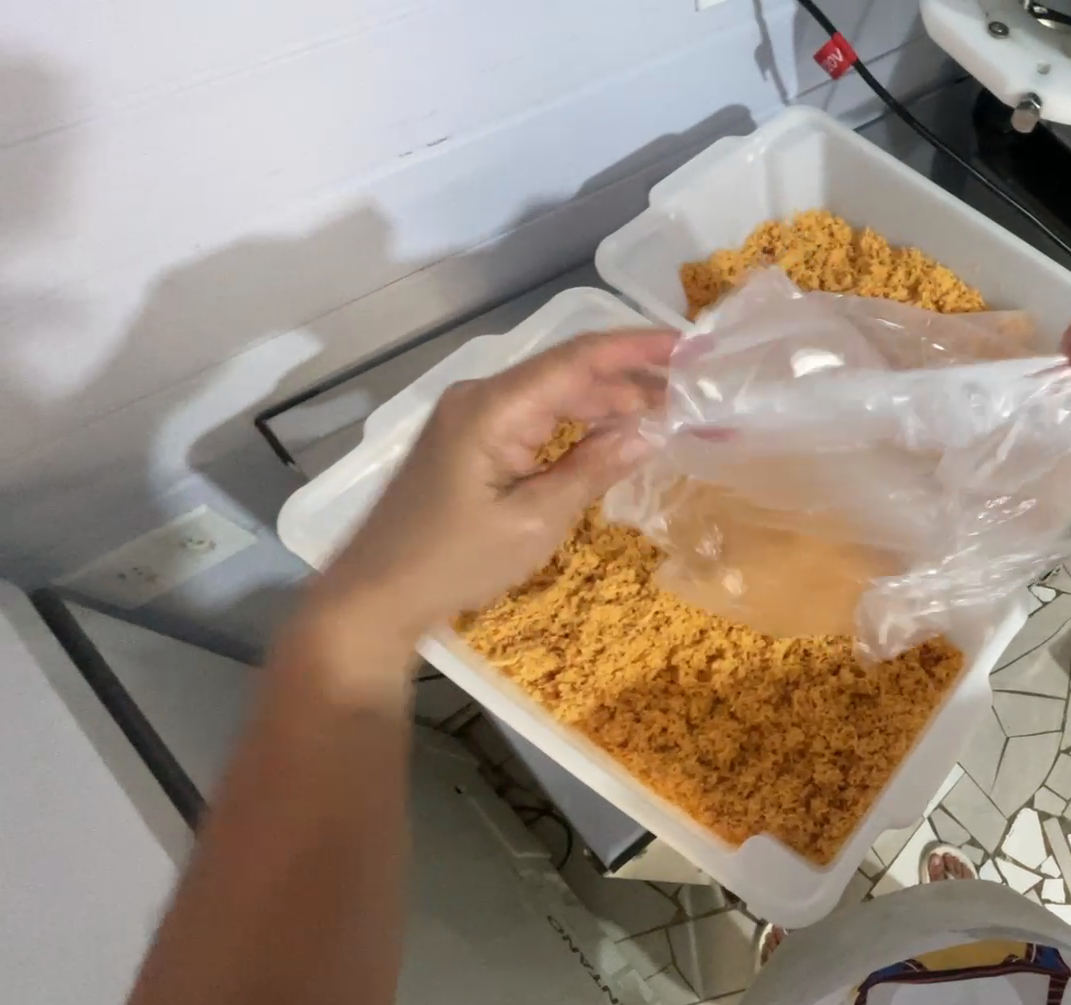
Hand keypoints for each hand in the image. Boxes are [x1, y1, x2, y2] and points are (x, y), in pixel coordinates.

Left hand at [312, 330, 676, 641]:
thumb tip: (651, 433)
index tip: (688, 346)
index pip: (577, 361)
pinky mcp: (478, 440)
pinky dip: (585, 422)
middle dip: (633, 378)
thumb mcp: (536, 519)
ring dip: (612, 401)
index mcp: (494, 408)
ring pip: (558, 394)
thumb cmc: (456, 559)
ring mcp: (477, 417)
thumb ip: (594, 469)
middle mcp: (483, 398)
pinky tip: (620, 433)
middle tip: (692, 394)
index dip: (635, 348)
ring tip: (669, 412)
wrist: (378, 593)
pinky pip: (542, 417)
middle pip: (570, 372)